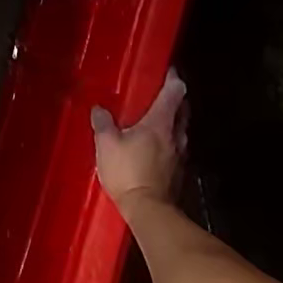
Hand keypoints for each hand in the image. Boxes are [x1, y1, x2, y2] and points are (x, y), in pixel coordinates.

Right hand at [92, 69, 187, 211]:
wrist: (149, 211)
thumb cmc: (128, 172)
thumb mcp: (106, 145)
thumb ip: (103, 124)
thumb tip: (99, 109)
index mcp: (161, 122)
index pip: (174, 92)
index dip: (173, 79)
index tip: (167, 71)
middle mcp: (176, 134)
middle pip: (183, 109)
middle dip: (175, 100)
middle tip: (160, 95)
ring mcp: (181, 154)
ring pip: (181, 129)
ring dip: (173, 122)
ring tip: (156, 121)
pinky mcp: (179, 172)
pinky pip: (176, 148)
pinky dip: (169, 142)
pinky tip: (155, 147)